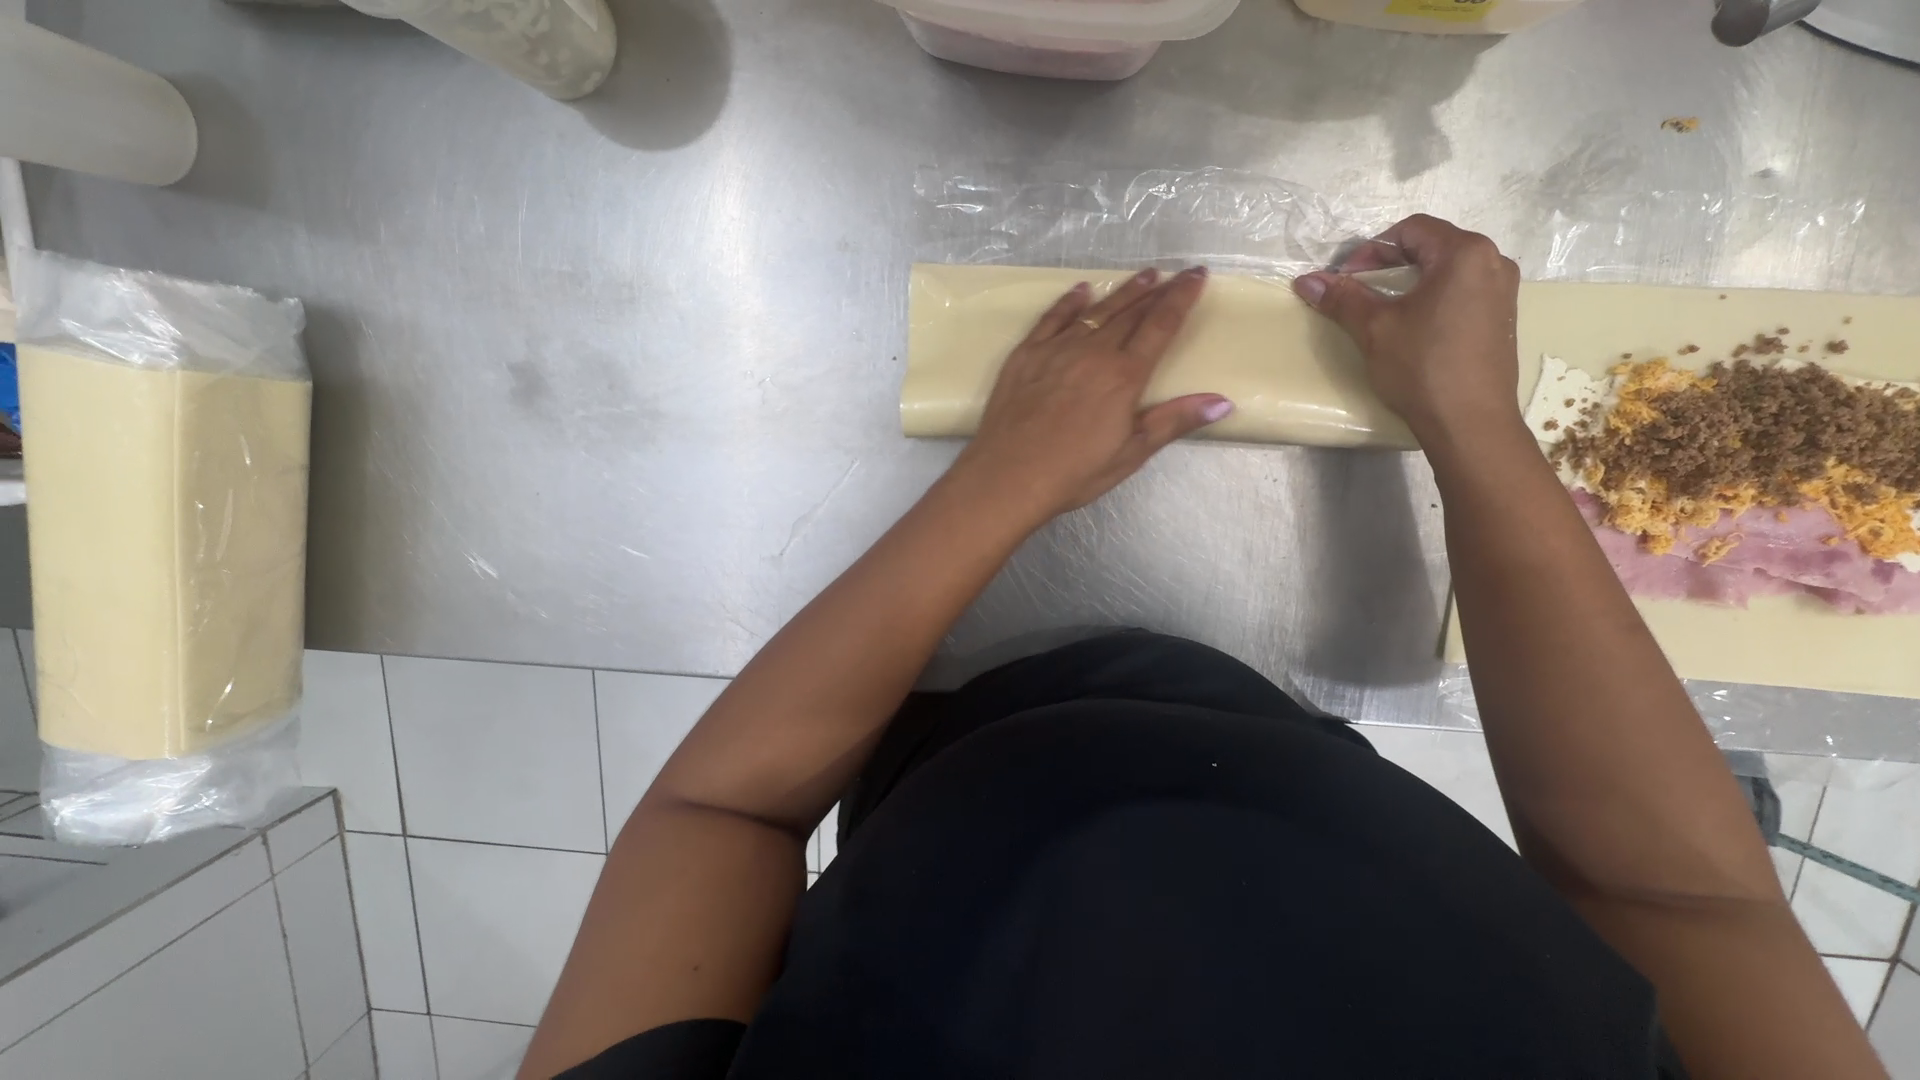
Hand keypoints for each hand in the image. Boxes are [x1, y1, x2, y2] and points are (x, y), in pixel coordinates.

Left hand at [948, 266, 1231, 525]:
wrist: (1008, 477)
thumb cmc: (1074, 473)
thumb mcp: (1131, 453)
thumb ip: (1173, 421)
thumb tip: (1222, 402)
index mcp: (1124, 376)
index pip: (1160, 326)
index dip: (1181, 298)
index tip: (1196, 276)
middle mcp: (1092, 353)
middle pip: (1131, 313)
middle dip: (1156, 291)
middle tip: (1175, 273)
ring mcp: (1056, 350)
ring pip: (1095, 312)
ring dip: (1121, 292)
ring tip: (1143, 276)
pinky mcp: (1025, 356)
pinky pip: (1051, 319)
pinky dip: (1069, 303)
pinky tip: (1081, 291)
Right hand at [1292, 215, 1523, 444]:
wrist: (1470, 421)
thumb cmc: (1422, 367)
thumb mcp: (1375, 329)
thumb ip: (1342, 298)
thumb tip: (1305, 280)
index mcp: (1465, 253)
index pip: (1411, 229)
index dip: (1371, 250)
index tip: (1346, 280)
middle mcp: (1492, 261)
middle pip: (1431, 246)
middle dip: (1389, 265)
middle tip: (1359, 294)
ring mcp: (1502, 290)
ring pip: (1446, 270)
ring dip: (1410, 282)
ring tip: (1383, 312)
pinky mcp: (1502, 316)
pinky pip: (1461, 291)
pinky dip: (1432, 298)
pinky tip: (1413, 327)